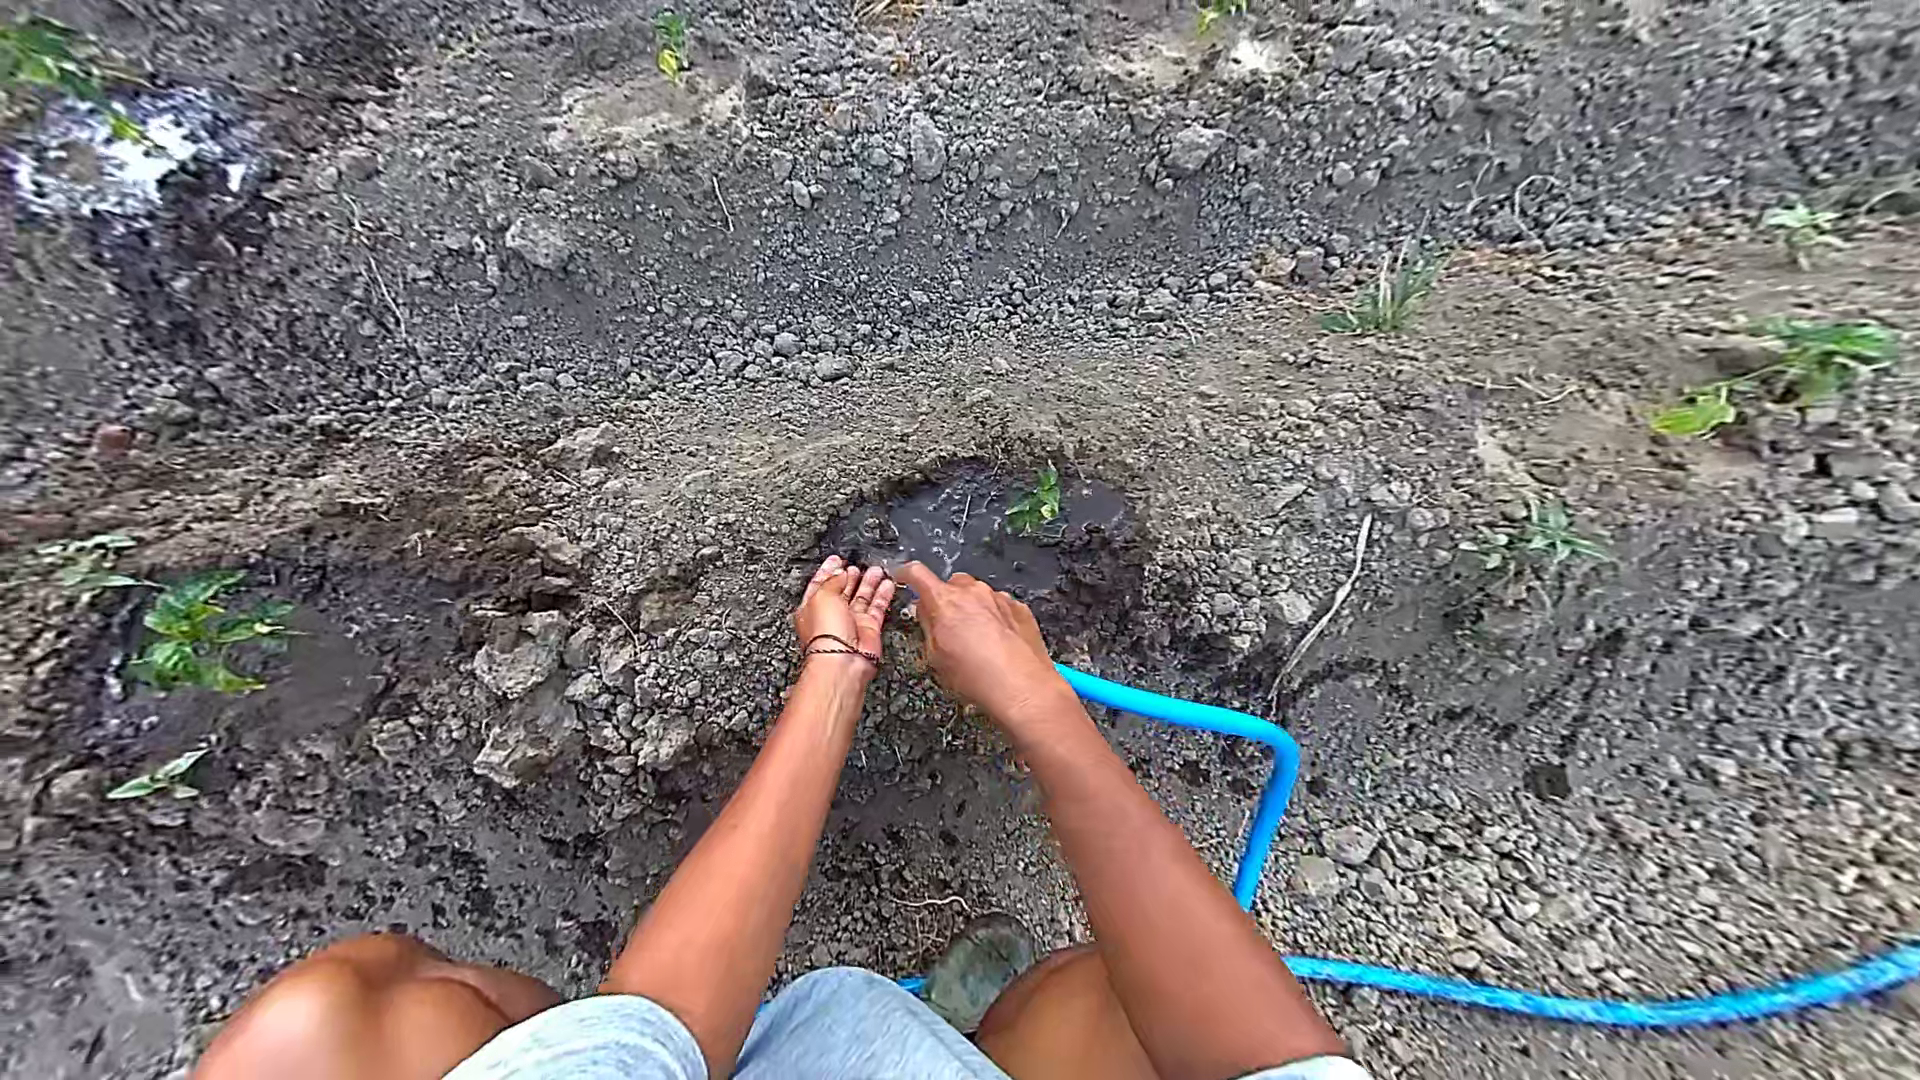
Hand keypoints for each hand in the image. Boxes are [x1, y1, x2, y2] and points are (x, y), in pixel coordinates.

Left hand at [795, 555, 894, 673]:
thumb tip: (841, 572)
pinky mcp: (869, 628)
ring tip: (877, 569)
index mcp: (813, 607)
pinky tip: (888, 583)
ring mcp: (851, 622)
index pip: (821, 583)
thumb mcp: (822, 595)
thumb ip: (833, 580)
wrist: (842, 660)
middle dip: (850, 576)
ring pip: (863, 597)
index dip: (829, 570)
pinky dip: (883, 594)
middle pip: (843, 590)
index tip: (837, 559)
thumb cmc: (824, 633)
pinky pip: (877, 607)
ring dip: (869, 582)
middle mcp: (832, 615)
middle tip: (858, 564)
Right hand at [891, 562, 1077, 731]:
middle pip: (952, 584)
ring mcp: (998, 598)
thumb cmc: (977, 677)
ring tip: (976, 640)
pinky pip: (1000, 605)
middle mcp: (973, 592)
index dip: (906, 574)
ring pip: (978, 594)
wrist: (1022, 687)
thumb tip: (925, 611)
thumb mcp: (936, 657)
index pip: (918, 574)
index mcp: (945, 601)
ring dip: (973, 609)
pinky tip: (997, 641)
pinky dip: (995, 617)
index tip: (904, 577)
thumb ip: (928, 626)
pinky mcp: (1019, 608)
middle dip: (947, 599)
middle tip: (947, 625)